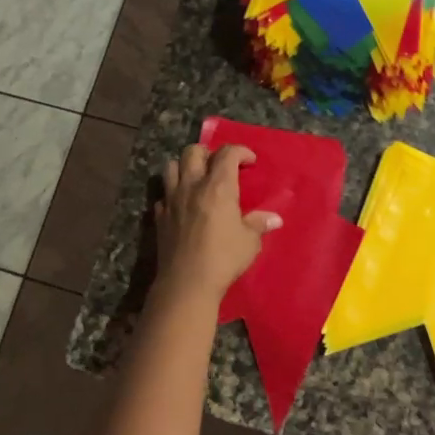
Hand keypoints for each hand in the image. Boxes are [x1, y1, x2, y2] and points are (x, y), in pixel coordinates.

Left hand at [153, 144, 279, 302]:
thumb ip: (259, 224)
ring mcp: (172, 199)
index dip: (241, 151)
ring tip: (196, 178)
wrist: (186, 283)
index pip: (227, 153)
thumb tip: (275, 218)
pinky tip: (182, 205)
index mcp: (218, 186)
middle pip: (193, 151)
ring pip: (172, 166)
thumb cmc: (223, 258)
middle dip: (208, 152)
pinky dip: (173, 193)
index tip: (250, 161)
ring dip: (185, 166)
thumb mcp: (249, 241)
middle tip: (219, 166)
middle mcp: (192, 185)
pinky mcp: (159, 215)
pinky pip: (163, 194)